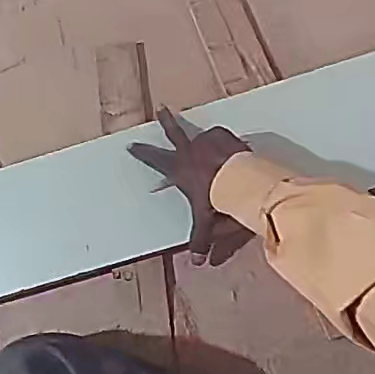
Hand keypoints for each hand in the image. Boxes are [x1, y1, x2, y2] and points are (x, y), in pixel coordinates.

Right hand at [127, 108, 255, 265]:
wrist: (242, 181)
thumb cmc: (218, 199)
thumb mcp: (207, 221)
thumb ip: (203, 240)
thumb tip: (201, 262)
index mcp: (179, 170)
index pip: (155, 160)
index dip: (143, 153)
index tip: (132, 146)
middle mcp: (190, 152)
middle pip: (174, 133)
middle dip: (166, 123)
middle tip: (161, 111)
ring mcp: (208, 142)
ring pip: (200, 134)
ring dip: (201, 135)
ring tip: (204, 133)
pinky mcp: (226, 138)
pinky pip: (222, 137)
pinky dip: (224, 141)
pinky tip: (230, 145)